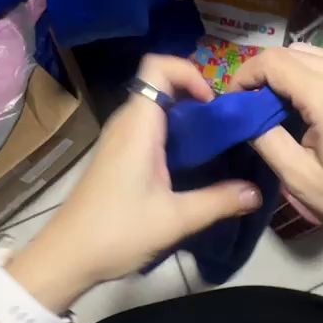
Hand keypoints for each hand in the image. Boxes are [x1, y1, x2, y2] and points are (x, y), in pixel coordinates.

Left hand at [10, 55, 262, 308]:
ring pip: (153, 104)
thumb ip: (218, 201)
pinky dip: (169, 129)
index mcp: (139, 124)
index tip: (211, 102)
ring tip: (210, 140)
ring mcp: (118, 137)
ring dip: (182, 112)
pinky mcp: (116, 153)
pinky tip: (186, 160)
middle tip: (220, 122)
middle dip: (192, 92)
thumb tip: (256, 191)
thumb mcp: (174, 219)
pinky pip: (146, 123)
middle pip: (159, 82)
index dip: (187, 71)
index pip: (157, 66)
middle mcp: (126, 121)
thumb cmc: (117, 231)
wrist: (66, 256)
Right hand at [234, 46, 322, 255]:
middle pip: (288, 52)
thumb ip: (266, 141)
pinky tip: (299, 107)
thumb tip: (243, 117)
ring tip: (270, 108)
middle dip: (261, 74)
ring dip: (283, 73)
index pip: (273, 62)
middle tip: (247, 108)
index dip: (245, 76)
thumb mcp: (302, 181)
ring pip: (306, 54)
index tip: (232, 102)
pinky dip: (303, 75)